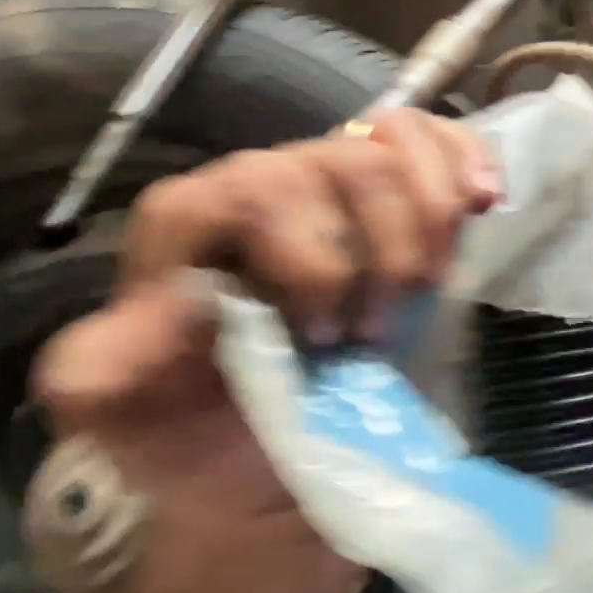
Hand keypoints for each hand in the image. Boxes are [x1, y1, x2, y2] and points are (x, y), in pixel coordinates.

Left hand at [33, 109, 499, 535]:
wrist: (270, 455)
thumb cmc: (198, 435)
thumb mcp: (126, 422)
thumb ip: (109, 369)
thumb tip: (190, 294)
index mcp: (192, 219)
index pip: (259, 189)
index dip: (312, 257)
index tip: (325, 334)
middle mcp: (265, 180)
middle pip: (347, 163)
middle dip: (383, 253)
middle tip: (377, 332)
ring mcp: (335, 177)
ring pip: (398, 143)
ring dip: (430, 220)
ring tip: (424, 286)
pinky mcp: (397, 188)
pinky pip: (436, 138)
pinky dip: (466, 160)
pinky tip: (482, 201)